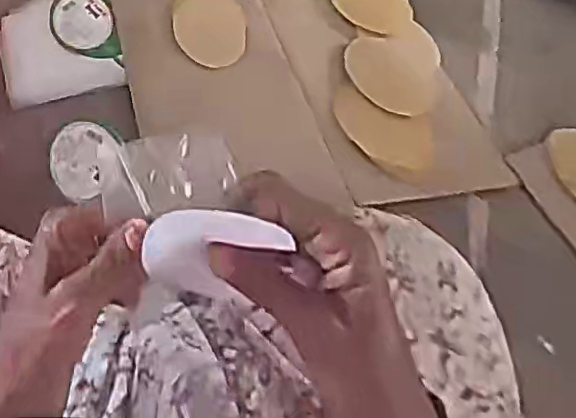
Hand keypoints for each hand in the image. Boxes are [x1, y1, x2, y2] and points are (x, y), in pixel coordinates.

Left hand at [0, 208, 147, 417]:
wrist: (12, 412)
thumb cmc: (29, 361)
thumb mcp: (73, 307)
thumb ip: (106, 267)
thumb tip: (138, 229)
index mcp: (50, 243)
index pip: (95, 212)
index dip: (123, 221)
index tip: (151, 234)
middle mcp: (57, 255)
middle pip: (102, 234)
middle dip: (128, 247)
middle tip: (151, 262)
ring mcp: (64, 282)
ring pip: (106, 259)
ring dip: (127, 269)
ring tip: (142, 285)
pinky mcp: (73, 308)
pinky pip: (105, 284)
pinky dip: (122, 289)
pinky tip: (131, 302)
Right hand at [207, 173, 430, 417]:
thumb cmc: (366, 381)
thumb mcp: (312, 331)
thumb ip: (263, 284)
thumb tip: (216, 248)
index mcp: (343, 236)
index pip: (277, 195)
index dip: (241, 211)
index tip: (209, 236)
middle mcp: (338, 233)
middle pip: (275, 204)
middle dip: (240, 224)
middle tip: (209, 252)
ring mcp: (332, 252)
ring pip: (275, 225)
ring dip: (246, 242)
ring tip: (219, 264)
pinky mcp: (323, 272)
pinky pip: (281, 250)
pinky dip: (258, 259)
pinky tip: (241, 278)